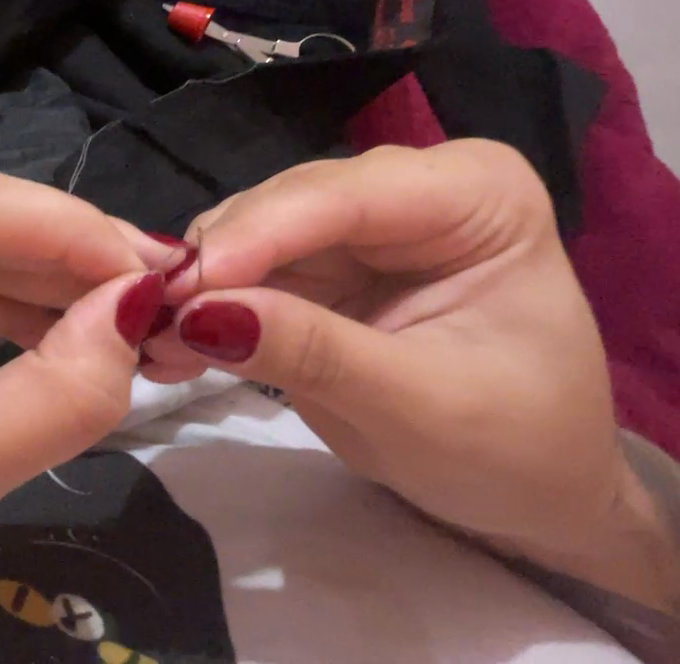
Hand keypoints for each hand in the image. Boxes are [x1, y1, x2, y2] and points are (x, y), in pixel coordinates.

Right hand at [141, 140, 629, 558]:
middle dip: (218, 263)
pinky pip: (238, 262)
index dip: (258, 235)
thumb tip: (196, 315)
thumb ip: (313, 353)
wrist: (528, 495)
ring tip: (157, 341)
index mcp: (475, 194)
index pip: (345, 196)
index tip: (184, 289)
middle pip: (283, 203)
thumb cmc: (515, 452)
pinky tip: (174, 338)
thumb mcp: (421, 410)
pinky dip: (203, 302)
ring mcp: (354, 218)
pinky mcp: (313, 254)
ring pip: (246, 227)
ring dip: (199, 284)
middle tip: (151, 323)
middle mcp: (407, 185)